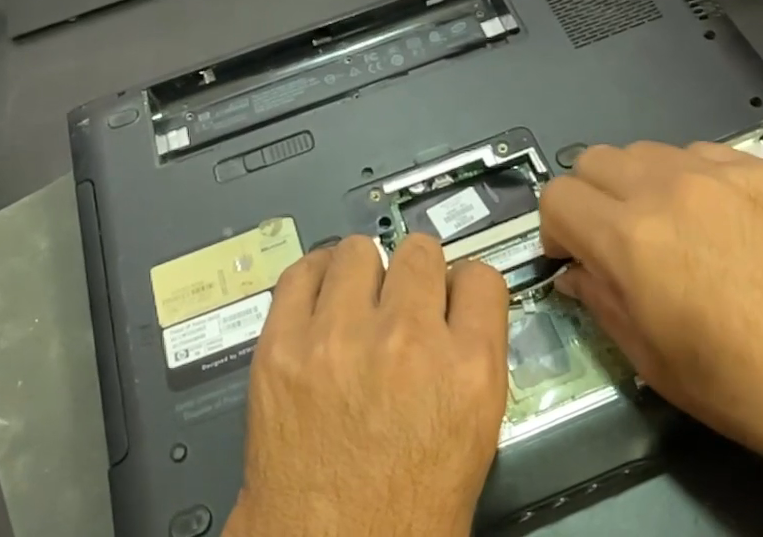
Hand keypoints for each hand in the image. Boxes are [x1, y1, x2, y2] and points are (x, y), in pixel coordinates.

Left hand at [226, 234, 511, 536]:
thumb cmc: (404, 514)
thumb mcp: (473, 438)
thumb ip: (469, 362)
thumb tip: (453, 312)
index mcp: (468, 372)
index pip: (480, 278)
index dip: (465, 287)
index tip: (451, 294)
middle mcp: (406, 343)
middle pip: (420, 252)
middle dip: (416, 274)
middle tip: (402, 299)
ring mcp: (338, 339)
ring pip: (359, 250)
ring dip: (365, 272)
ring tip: (357, 298)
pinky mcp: (282, 345)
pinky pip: (302, 273)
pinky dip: (315, 278)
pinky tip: (320, 296)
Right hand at [537, 141, 762, 476]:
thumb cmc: (762, 390)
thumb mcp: (658, 364)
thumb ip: (602, 304)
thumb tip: (579, 275)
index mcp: (634, 240)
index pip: (557, 197)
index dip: (555, 229)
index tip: (572, 254)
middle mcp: (672, 190)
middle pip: (595, 160)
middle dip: (591, 199)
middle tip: (613, 241)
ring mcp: (727, 173)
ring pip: (650, 151)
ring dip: (640, 185)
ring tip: (670, 230)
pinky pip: (707, 155)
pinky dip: (695, 180)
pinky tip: (725, 224)